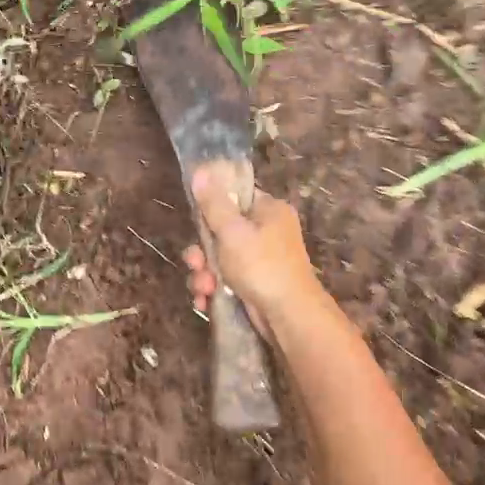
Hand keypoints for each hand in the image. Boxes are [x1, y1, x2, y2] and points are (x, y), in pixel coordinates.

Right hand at [182, 169, 322, 326]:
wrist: (287, 314)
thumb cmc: (262, 266)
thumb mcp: (232, 231)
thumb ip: (213, 203)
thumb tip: (199, 170)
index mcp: (269, 210)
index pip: (235, 197)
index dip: (211, 210)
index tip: (197, 225)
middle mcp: (268, 231)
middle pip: (221, 231)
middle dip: (203, 253)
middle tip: (197, 265)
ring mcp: (262, 258)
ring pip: (219, 258)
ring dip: (204, 274)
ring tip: (203, 289)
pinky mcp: (255, 281)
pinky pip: (226, 277)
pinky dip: (214, 288)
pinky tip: (206, 299)